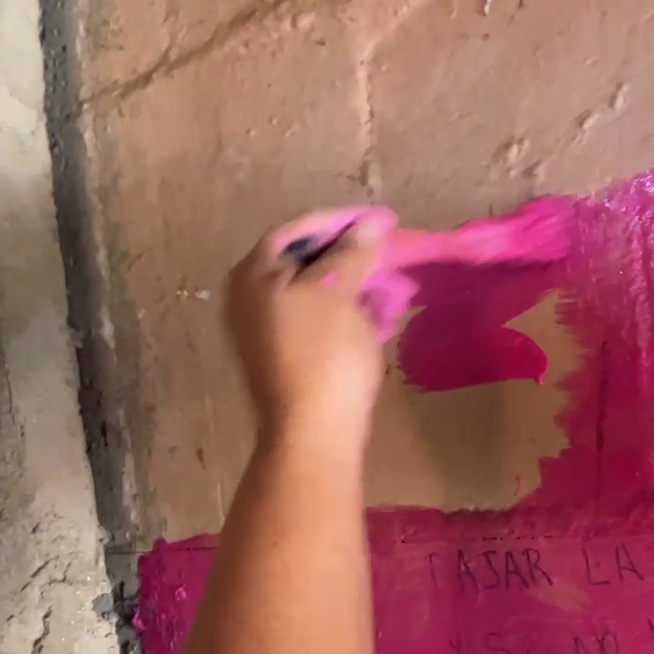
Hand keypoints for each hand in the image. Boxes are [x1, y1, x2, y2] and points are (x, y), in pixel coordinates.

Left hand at [227, 207, 396, 447]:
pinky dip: (354, 317)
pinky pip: (325, 325)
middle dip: (358, 259)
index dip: (344, 221)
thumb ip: (353, 253)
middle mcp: (255, 299)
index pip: (300, 230)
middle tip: (395, 258)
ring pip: (323, 296)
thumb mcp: (337, 293)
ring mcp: (273, 332)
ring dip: (362, 290)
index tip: (386, 220)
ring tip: (398, 293)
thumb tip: (371, 225)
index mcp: (255, 275)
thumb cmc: (322, 355)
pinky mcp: (294, 360)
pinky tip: (383, 321)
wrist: (314, 433)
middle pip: (311, 263)